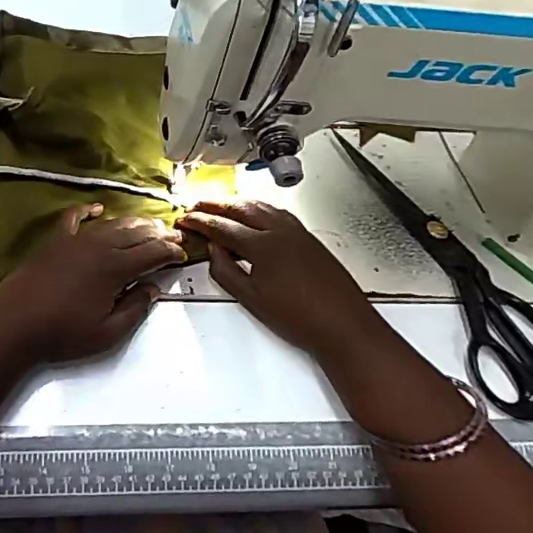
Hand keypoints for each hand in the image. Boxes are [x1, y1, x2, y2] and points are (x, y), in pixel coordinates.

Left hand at [0, 204, 183, 364]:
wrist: (15, 322)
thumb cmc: (62, 332)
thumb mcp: (108, 332)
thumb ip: (135, 308)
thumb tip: (152, 288)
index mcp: (115, 267)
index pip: (152, 253)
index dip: (170, 251)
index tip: (182, 253)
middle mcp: (98, 246)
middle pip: (135, 233)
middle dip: (158, 233)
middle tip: (173, 235)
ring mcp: (75, 240)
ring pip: (111, 224)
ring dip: (133, 223)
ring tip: (148, 225)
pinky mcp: (55, 241)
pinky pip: (74, 218)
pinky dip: (87, 211)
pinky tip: (97, 208)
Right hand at [178, 200, 367, 352]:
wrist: (345, 328)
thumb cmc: (302, 318)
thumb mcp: (251, 299)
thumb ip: (225, 271)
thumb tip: (214, 251)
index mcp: (263, 245)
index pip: (222, 226)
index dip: (200, 221)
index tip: (187, 220)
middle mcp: (281, 231)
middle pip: (240, 208)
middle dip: (215, 206)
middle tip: (197, 208)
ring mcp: (297, 232)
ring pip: (260, 206)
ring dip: (236, 204)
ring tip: (221, 207)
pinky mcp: (309, 237)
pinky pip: (277, 212)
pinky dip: (258, 209)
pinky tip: (255, 215)